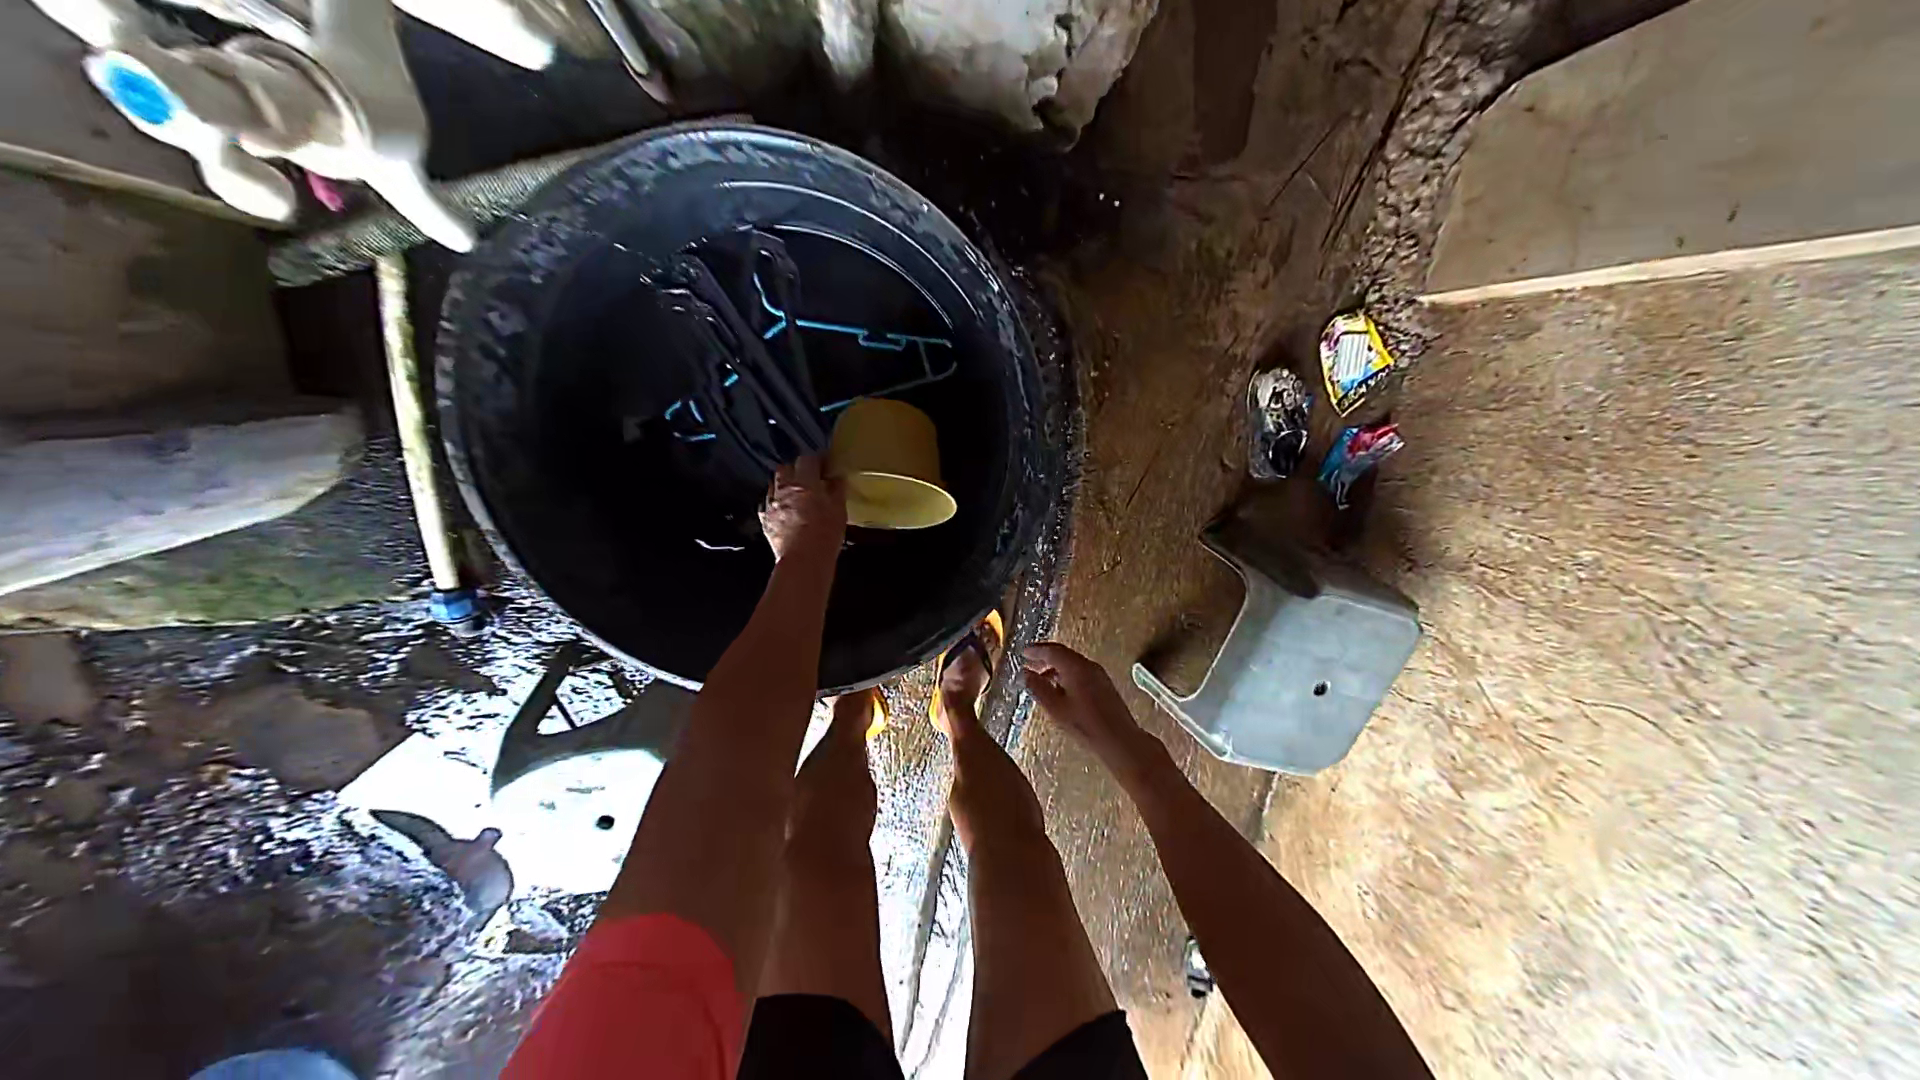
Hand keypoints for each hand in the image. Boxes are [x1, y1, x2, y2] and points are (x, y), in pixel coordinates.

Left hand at [760, 455, 845, 562]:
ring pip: (774, 485)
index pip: (809, 459)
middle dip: (796, 470)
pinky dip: (776, 504)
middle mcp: (783, 489)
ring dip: (784, 486)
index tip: (826, 465)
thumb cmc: (825, 535)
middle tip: (809, 479)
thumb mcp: (839, 510)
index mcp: (804, 483)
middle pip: (785, 468)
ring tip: (796, 496)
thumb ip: (837, 490)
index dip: (818, 460)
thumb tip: (836, 479)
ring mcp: (770, 504)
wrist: (802, 562)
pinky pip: (768, 504)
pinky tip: (785, 512)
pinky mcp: (764, 520)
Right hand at [1021, 642, 1160, 775]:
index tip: (1023, 652)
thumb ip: (1037, 688)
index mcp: (1076, 667)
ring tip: (1040, 678)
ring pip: (1072, 664)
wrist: (1119, 740)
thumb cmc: (1086, 725)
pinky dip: (1066, 675)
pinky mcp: (1103, 685)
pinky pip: (1080, 672)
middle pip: (1063, 654)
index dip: (1036, 650)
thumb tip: (1025, 674)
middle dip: (1044, 658)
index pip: (1052, 650)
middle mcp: (1088, 666)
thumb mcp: (1055, 707)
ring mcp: (1098, 675)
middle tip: (1029, 663)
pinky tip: (1059, 689)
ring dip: (1055, 667)